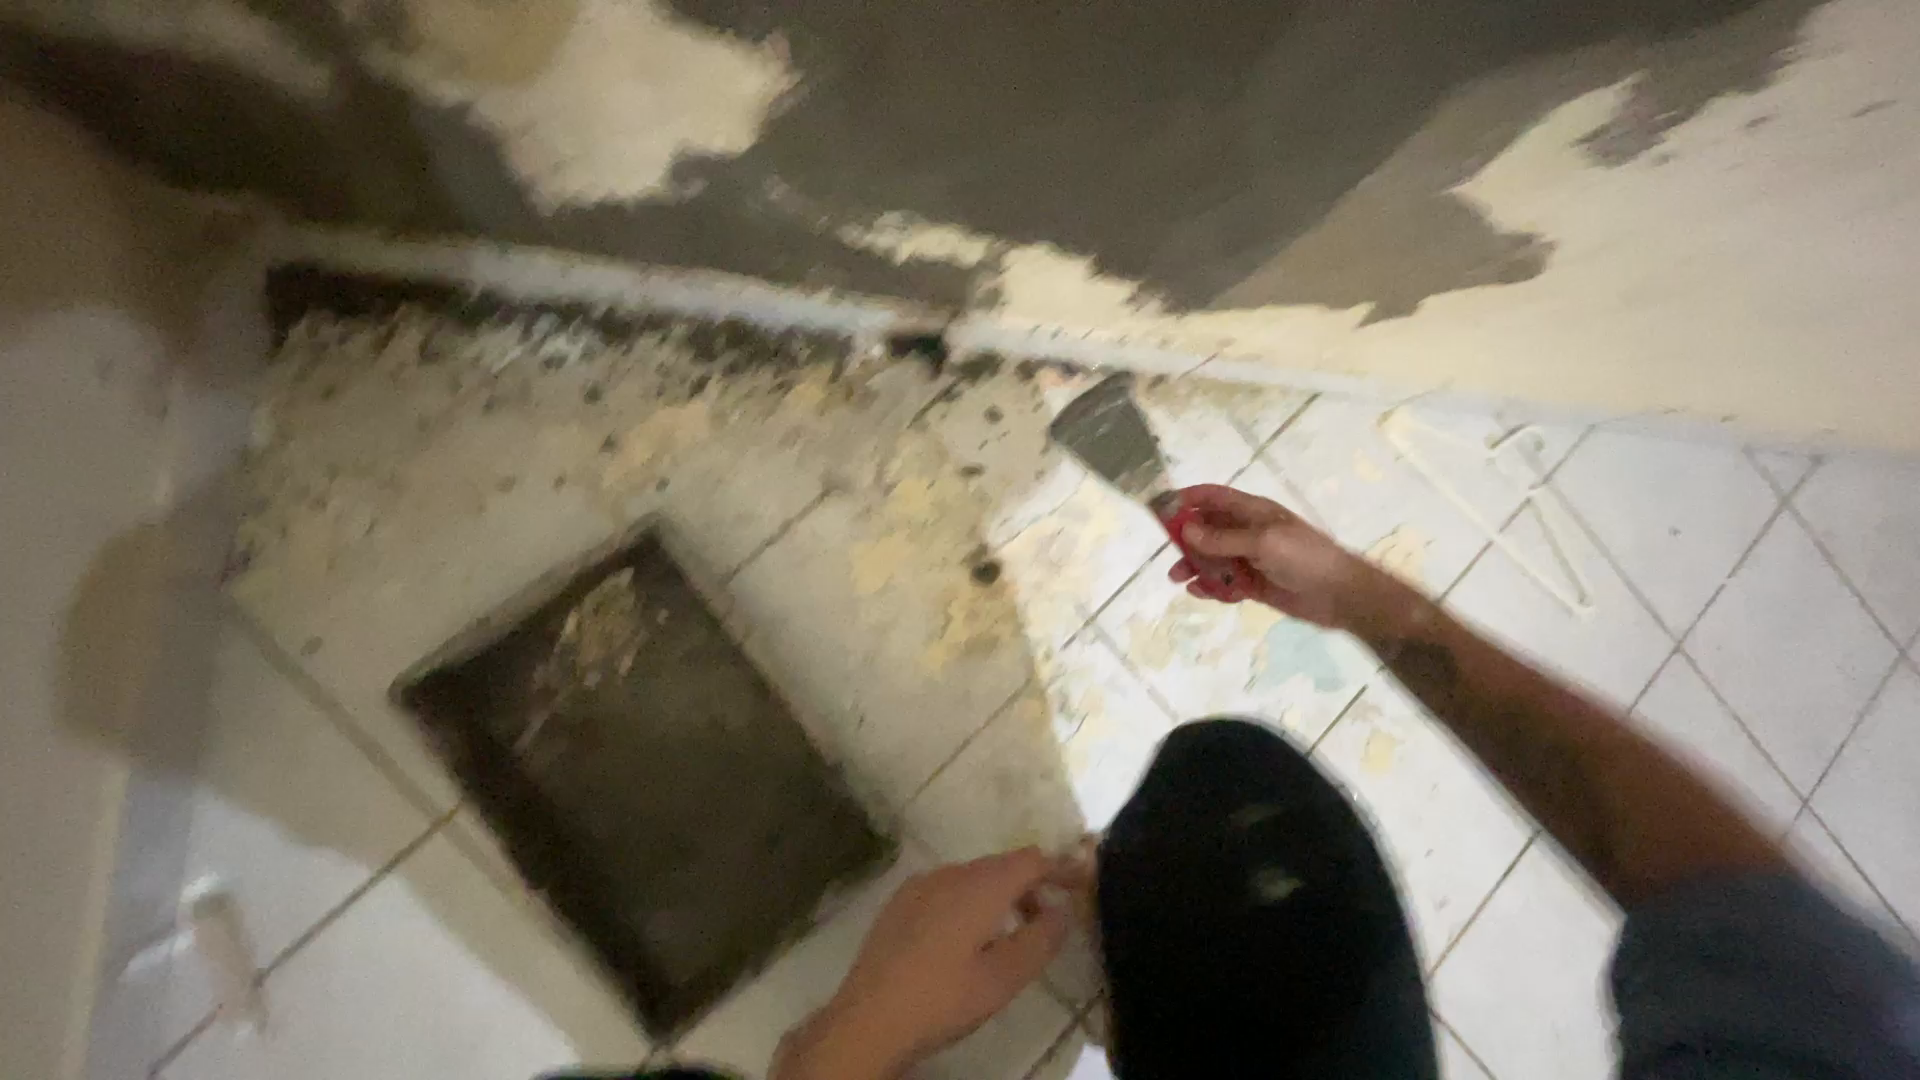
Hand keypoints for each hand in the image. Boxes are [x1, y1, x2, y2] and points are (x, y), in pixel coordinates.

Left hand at [775, 849, 1074, 1079]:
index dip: (1059, 868)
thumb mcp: (1002, 978)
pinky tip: (965, 936)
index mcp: (980, 885)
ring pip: (973, 876)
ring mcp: (922, 883)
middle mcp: (951, 872)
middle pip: (1002, 865)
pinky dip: (969, 900)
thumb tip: (1063, 910)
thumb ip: (1039, 940)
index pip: (1031, 860)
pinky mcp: (901, 900)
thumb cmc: (943, 998)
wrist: (869, 1017)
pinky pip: (947, 887)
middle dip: (1030, 885)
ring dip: (999, 894)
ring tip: (1010, 933)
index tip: (1080, 883)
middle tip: (1048, 920)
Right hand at [1167, 483, 1400, 630]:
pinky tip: (1199, 593)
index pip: (1212, 497)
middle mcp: (1247, 532)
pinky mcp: (1252, 584)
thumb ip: (1223, 538)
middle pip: (1206, 529)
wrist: (1340, 595)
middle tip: (1168, 552)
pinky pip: (1222, 582)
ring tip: (1178, 578)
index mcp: (1252, 512)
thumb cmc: (1305, 558)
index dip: (1186, 498)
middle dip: (1184, 538)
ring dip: (1193, 566)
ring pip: (1211, 558)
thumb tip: (1185, 530)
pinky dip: (1210, 587)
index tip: (1159, 509)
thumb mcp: (1262, 543)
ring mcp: (1249, 559)